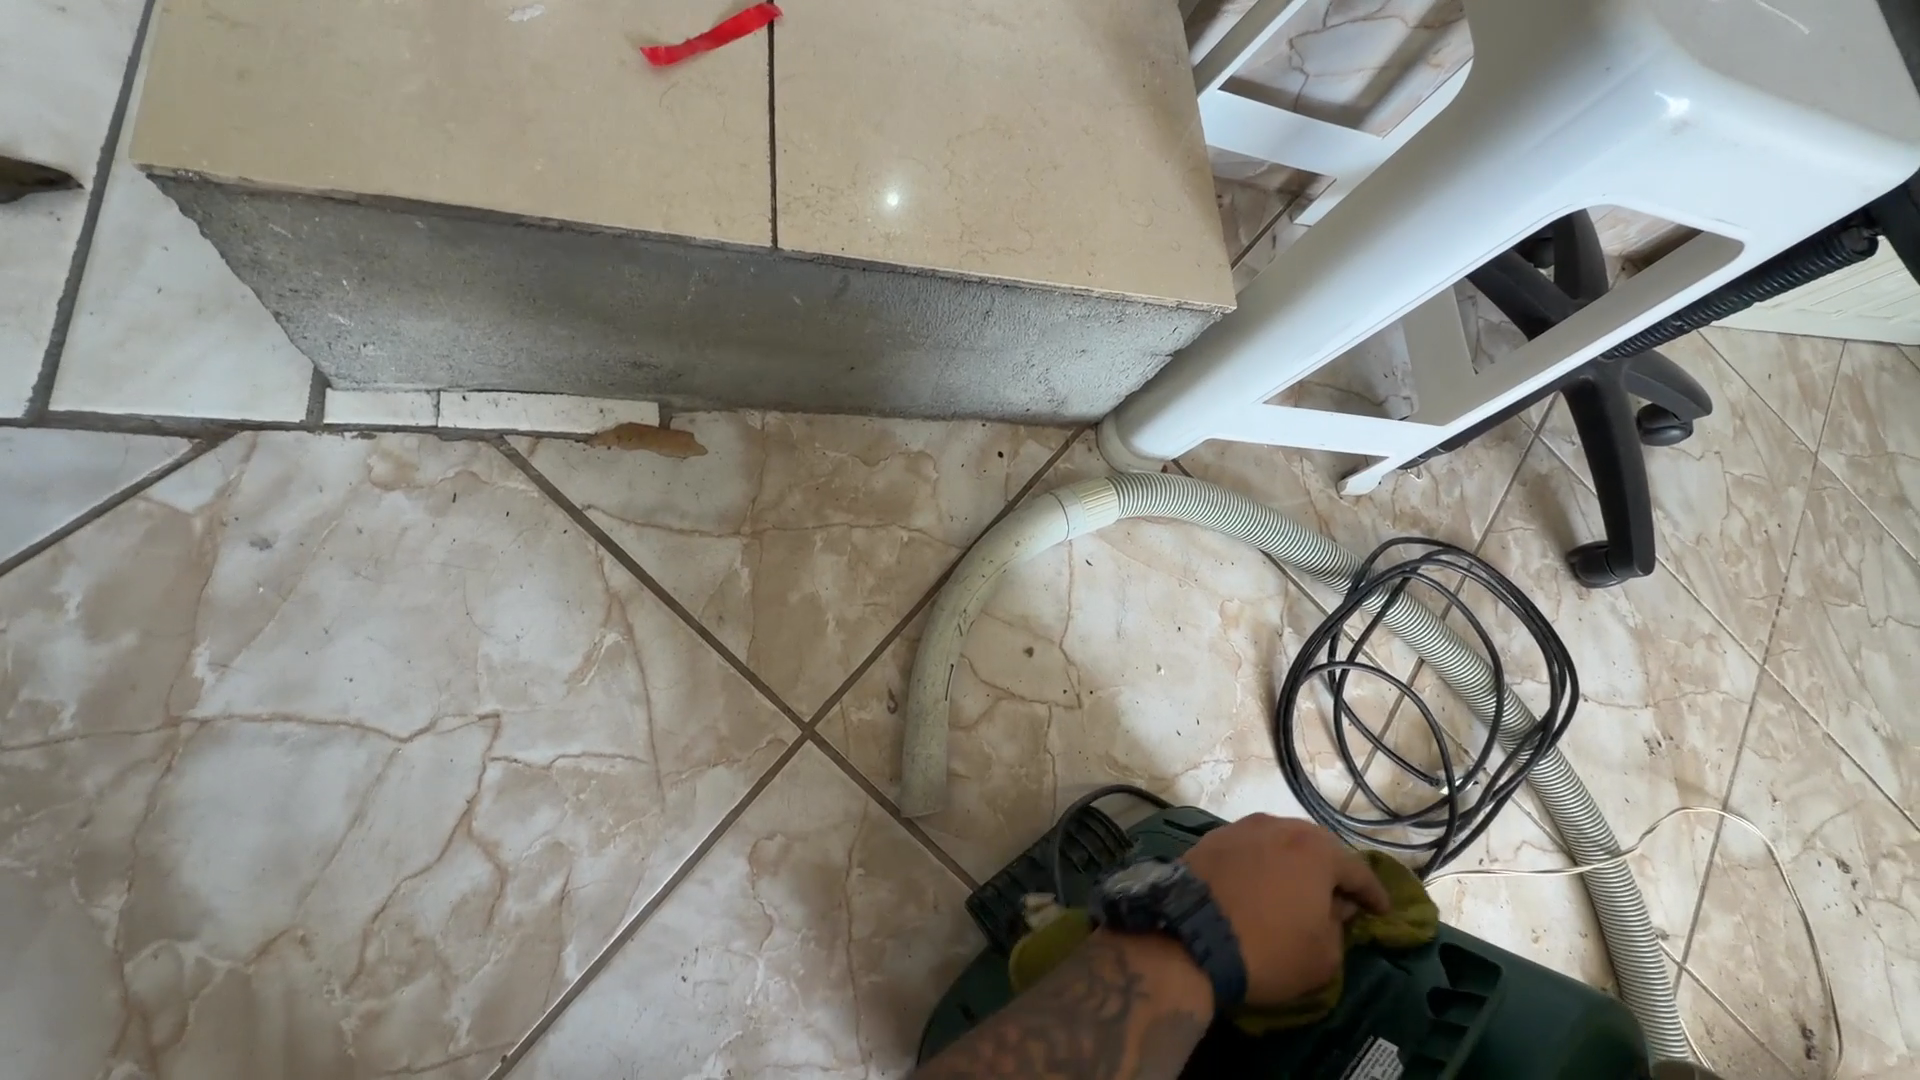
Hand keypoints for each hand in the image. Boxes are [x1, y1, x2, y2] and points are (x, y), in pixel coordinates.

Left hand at [1180, 814, 1391, 1005]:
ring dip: (1292, 862)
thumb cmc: (1268, 949)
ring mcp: (1239, 828)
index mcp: (1315, 849)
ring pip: (1278, 841)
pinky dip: (1261, 863)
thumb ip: (1340, 926)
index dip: (1373, 894)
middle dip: (1331, 870)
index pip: (1357, 871)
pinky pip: (1248, 849)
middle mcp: (1277, 826)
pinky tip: (1260, 882)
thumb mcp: (1324, 955)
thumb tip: (1336, 907)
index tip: (1382, 911)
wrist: (1188, 938)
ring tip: (1298, 886)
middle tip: (1339, 895)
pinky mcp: (1208, 839)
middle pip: (1315, 846)